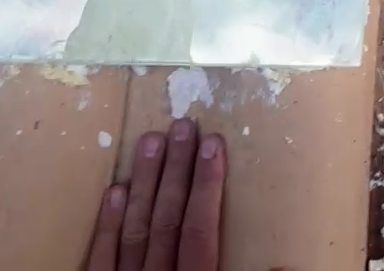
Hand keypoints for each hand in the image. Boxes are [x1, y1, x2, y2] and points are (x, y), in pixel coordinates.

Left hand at [87, 119, 225, 270]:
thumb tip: (281, 248)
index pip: (200, 230)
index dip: (207, 185)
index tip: (213, 143)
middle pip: (168, 219)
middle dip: (177, 169)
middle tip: (183, 126)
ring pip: (136, 228)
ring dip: (145, 182)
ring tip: (151, 140)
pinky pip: (101, 259)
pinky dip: (108, 225)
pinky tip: (115, 190)